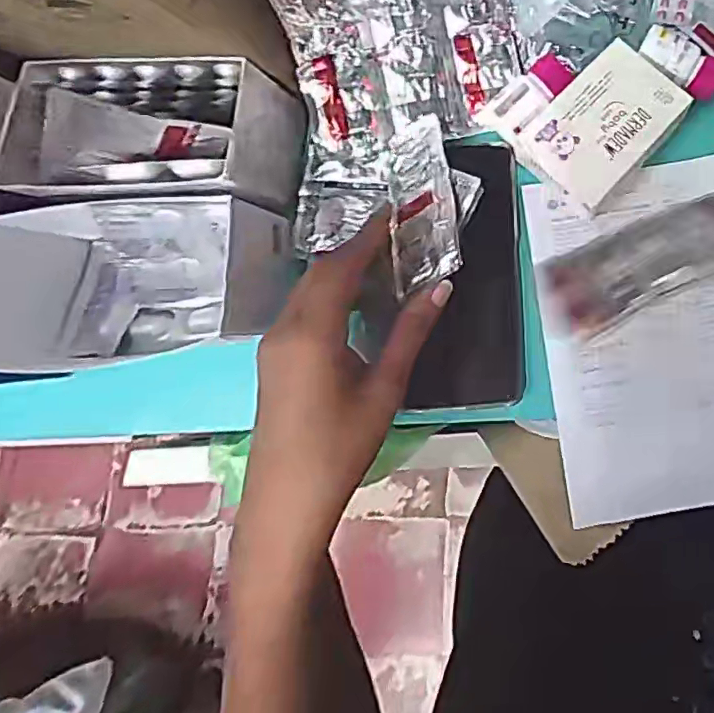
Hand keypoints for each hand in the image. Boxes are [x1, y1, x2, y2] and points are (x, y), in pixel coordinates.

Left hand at [240, 215, 450, 547]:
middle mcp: (285, 328)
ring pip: (306, 290)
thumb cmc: (341, 446)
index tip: (392, 212)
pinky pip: (300, 309)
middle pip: (319, 273)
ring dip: (339, 270)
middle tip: (391, 234)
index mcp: (312, 332)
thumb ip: (410, 333)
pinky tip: (350, 301)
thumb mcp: (385, 388)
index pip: (341, 268)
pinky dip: (327, 293)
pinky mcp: (273, 359)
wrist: (287, 500)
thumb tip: (440, 287)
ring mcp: (273, 344)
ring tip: (377, 260)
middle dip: (354, 249)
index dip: (367, 236)